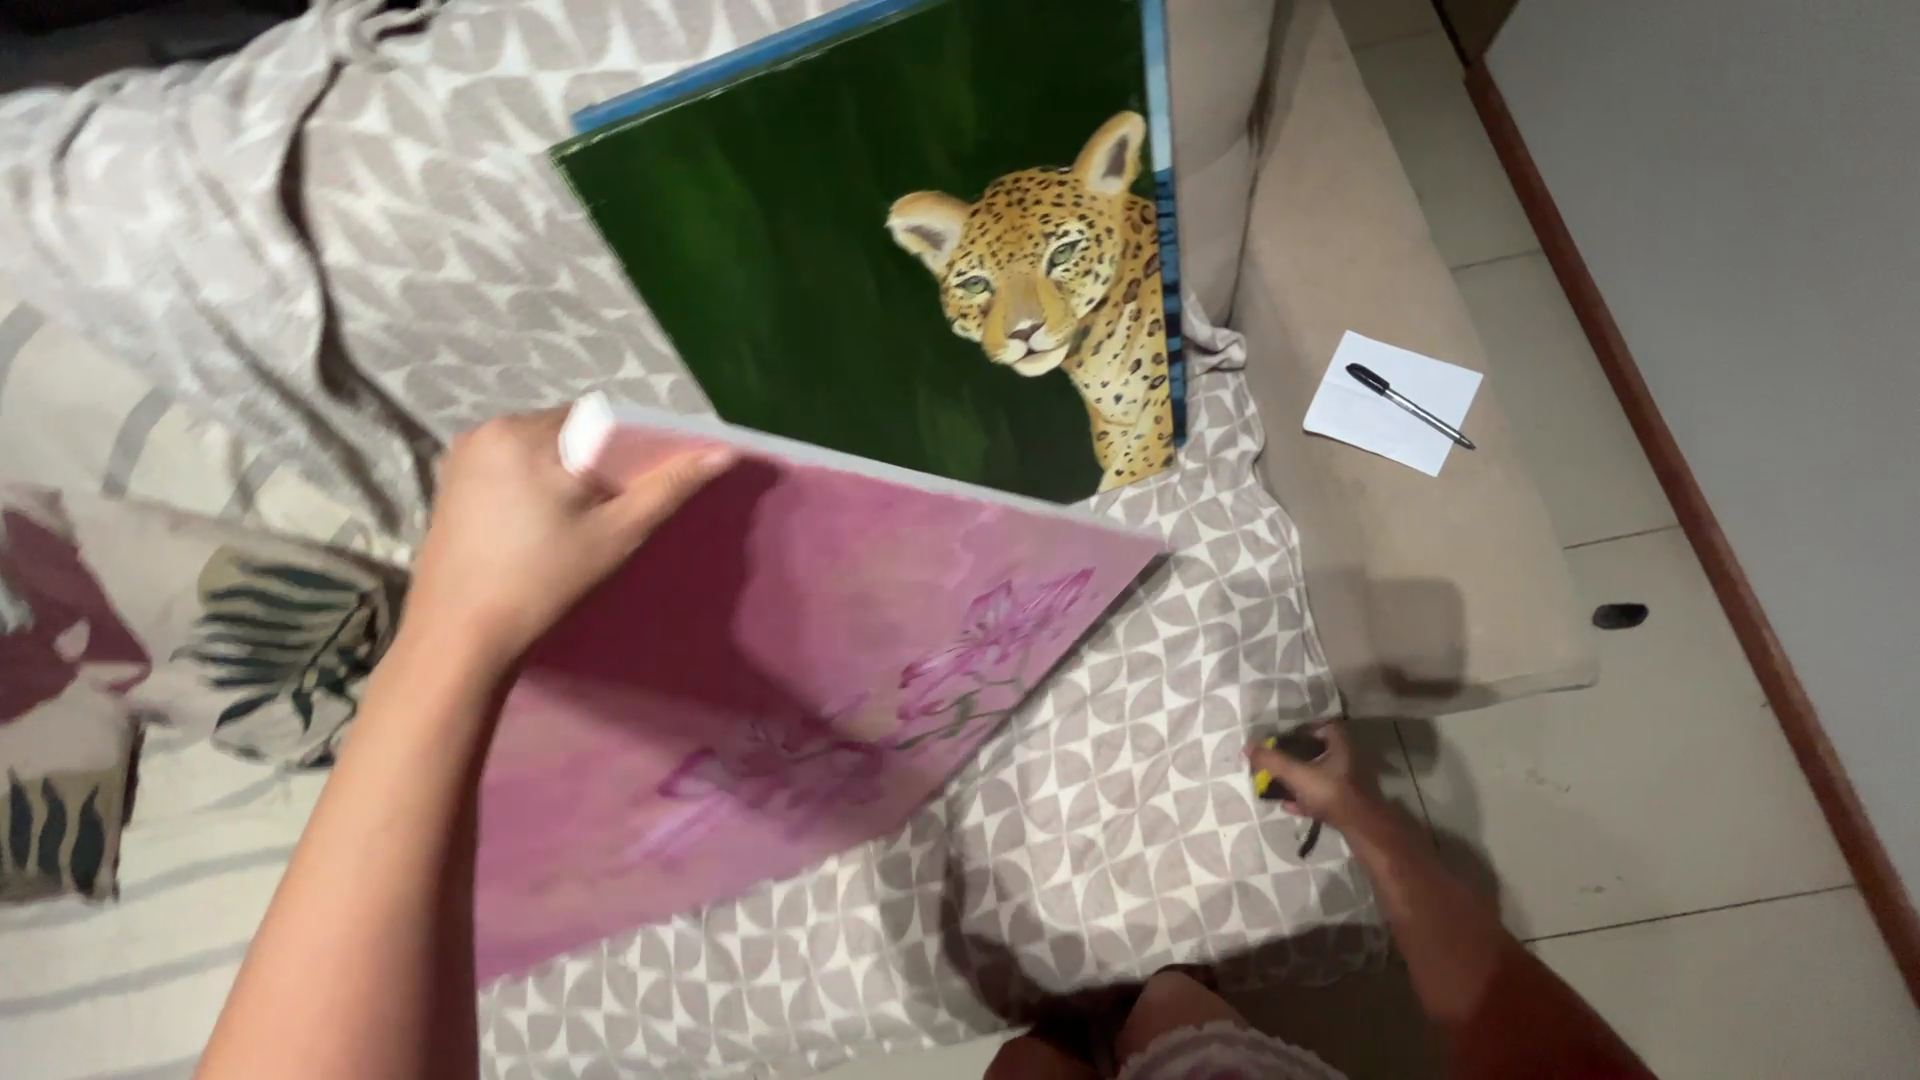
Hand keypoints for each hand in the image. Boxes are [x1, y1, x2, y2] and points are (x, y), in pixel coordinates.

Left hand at [402, 409, 734, 669]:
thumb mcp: (618, 533)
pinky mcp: (451, 475)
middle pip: (571, 428)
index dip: (632, 445)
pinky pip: (514, 458)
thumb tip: (724, 453)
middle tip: (613, 507)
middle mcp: (490, 428)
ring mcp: (464, 450)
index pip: (601, 417)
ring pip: (543, 443)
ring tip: (581, 516)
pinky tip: (543, 519)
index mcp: (528, 434)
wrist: (459, 633)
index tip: (644, 483)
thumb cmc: (544, 581)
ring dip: (569, 468)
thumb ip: (670, 487)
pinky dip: (539, 477)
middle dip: (598, 459)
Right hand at [1245, 722, 1379, 825]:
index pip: (1324, 727)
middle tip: (1279, 761)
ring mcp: (1348, 783)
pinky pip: (1322, 796)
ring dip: (1300, 779)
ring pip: (1320, 775)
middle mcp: (1347, 760)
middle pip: (1319, 753)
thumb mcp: (1296, 774)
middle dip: (1298, 757)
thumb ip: (1272, 761)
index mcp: (1340, 745)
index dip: (1306, 730)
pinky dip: (1305, 799)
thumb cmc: (1331, 792)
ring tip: (1279, 784)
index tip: (1287, 738)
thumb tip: (1246, 748)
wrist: (1360, 827)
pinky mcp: (1346, 803)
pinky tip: (1289, 806)